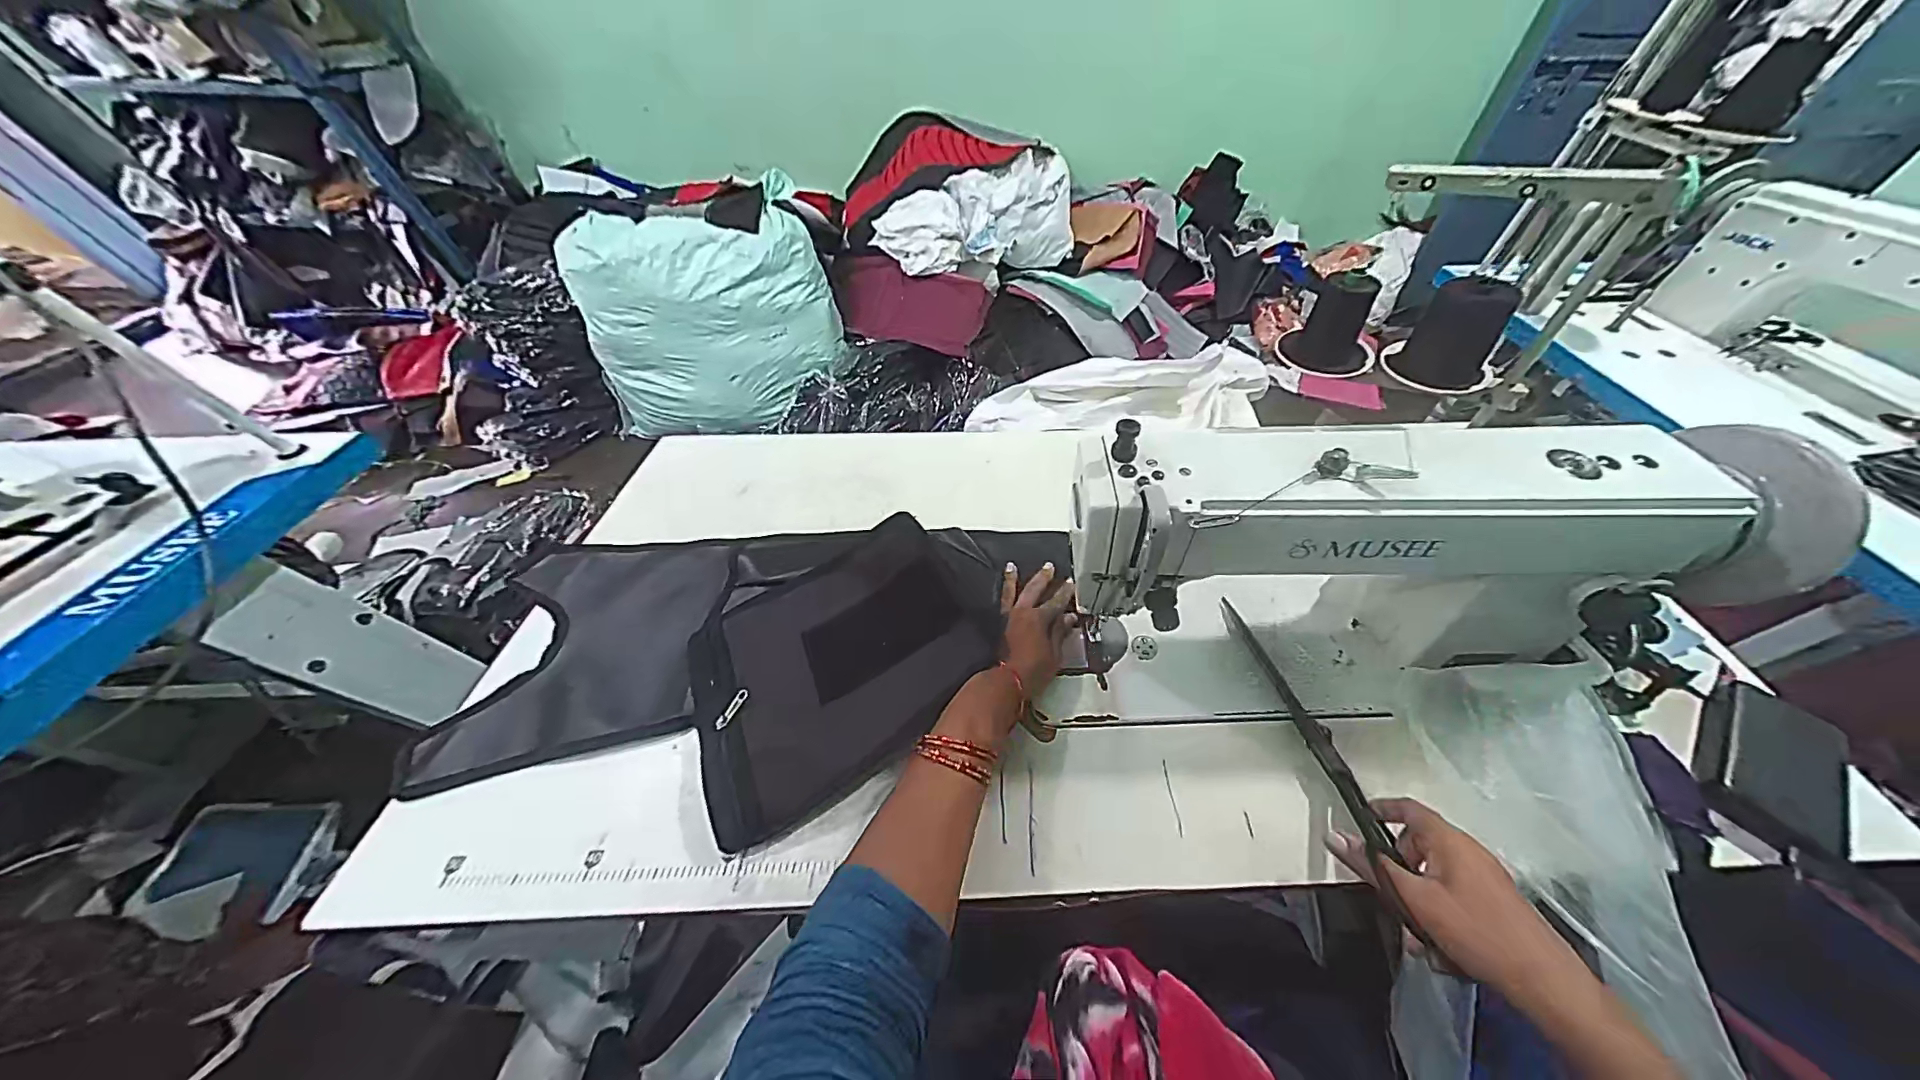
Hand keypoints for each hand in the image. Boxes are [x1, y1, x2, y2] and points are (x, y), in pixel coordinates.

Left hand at [999, 562, 1076, 698]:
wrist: (1007, 681)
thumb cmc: (1033, 670)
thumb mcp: (1055, 654)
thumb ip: (1060, 632)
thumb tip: (1068, 618)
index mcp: (1040, 618)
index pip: (1057, 602)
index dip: (1065, 592)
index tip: (1071, 583)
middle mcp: (1022, 613)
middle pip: (1034, 589)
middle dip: (1043, 578)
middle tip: (1049, 567)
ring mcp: (1007, 617)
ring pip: (1011, 592)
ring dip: (1012, 578)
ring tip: (1012, 567)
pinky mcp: (997, 624)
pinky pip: (999, 603)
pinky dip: (1000, 594)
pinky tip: (999, 590)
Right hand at [1327, 798, 1585, 998]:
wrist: (1544, 982)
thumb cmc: (1478, 931)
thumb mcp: (1413, 898)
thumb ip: (1373, 866)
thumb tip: (1336, 837)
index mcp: (1450, 841)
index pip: (1408, 809)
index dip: (1381, 809)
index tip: (1360, 817)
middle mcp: (1469, 853)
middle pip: (1417, 848)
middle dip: (1398, 874)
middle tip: (1390, 897)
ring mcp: (1485, 879)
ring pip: (1433, 880)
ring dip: (1418, 905)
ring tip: (1419, 937)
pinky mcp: (1494, 904)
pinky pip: (1452, 899)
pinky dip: (1440, 918)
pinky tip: (1443, 950)